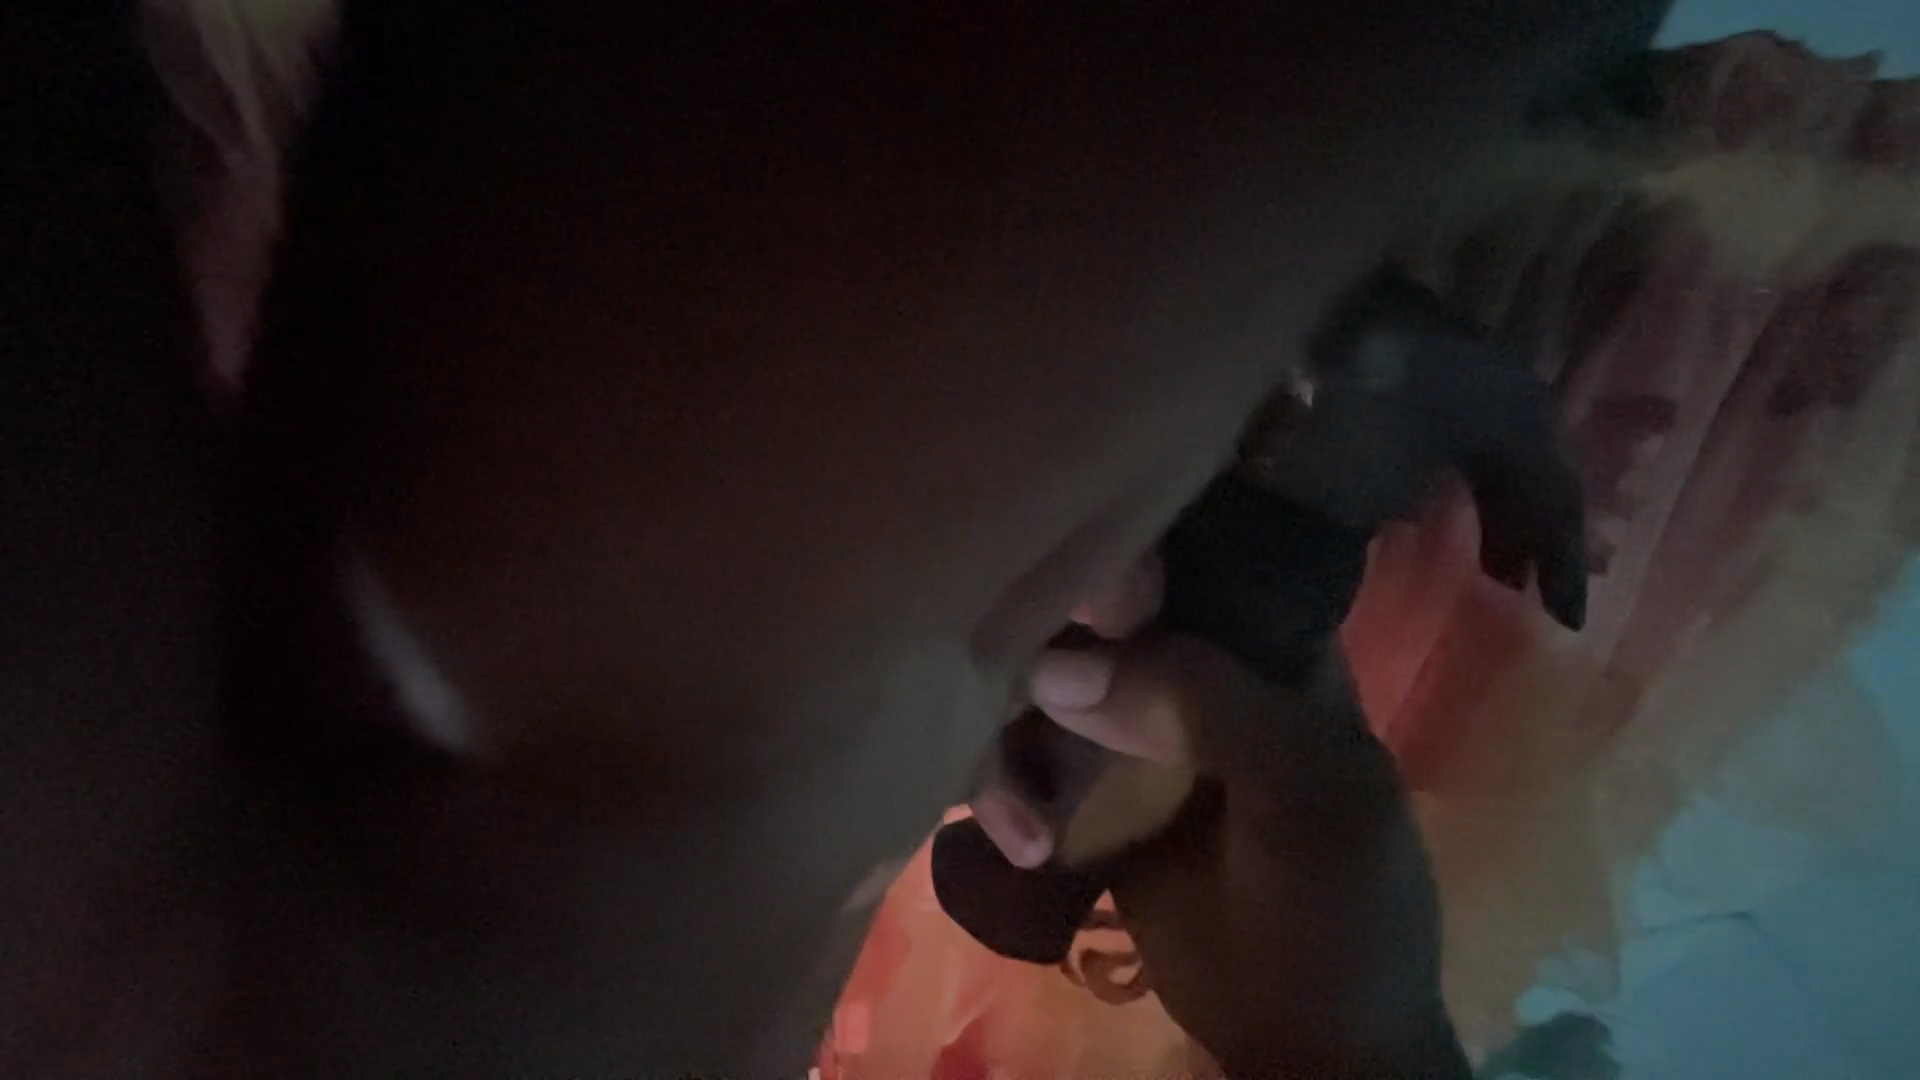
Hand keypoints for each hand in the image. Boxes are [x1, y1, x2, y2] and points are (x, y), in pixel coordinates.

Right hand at [974, 559, 1470, 1078]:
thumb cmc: (1338, 908)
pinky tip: (1020, 846)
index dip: (1117, 561)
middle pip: (1081, 621)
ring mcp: (1119, 729)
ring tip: (1022, 827)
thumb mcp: (1310, 794)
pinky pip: (1012, 758)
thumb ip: (1204, 706)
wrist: (1301, 1044)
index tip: (1070, 597)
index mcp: (1256, 641)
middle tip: (1014, 704)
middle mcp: (1178, 667)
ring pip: (1031, 690)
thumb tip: (1056, 670)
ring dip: (1006, 750)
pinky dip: (998, 793)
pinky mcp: (1075, 789)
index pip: (1177, 558)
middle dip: (1037, 658)